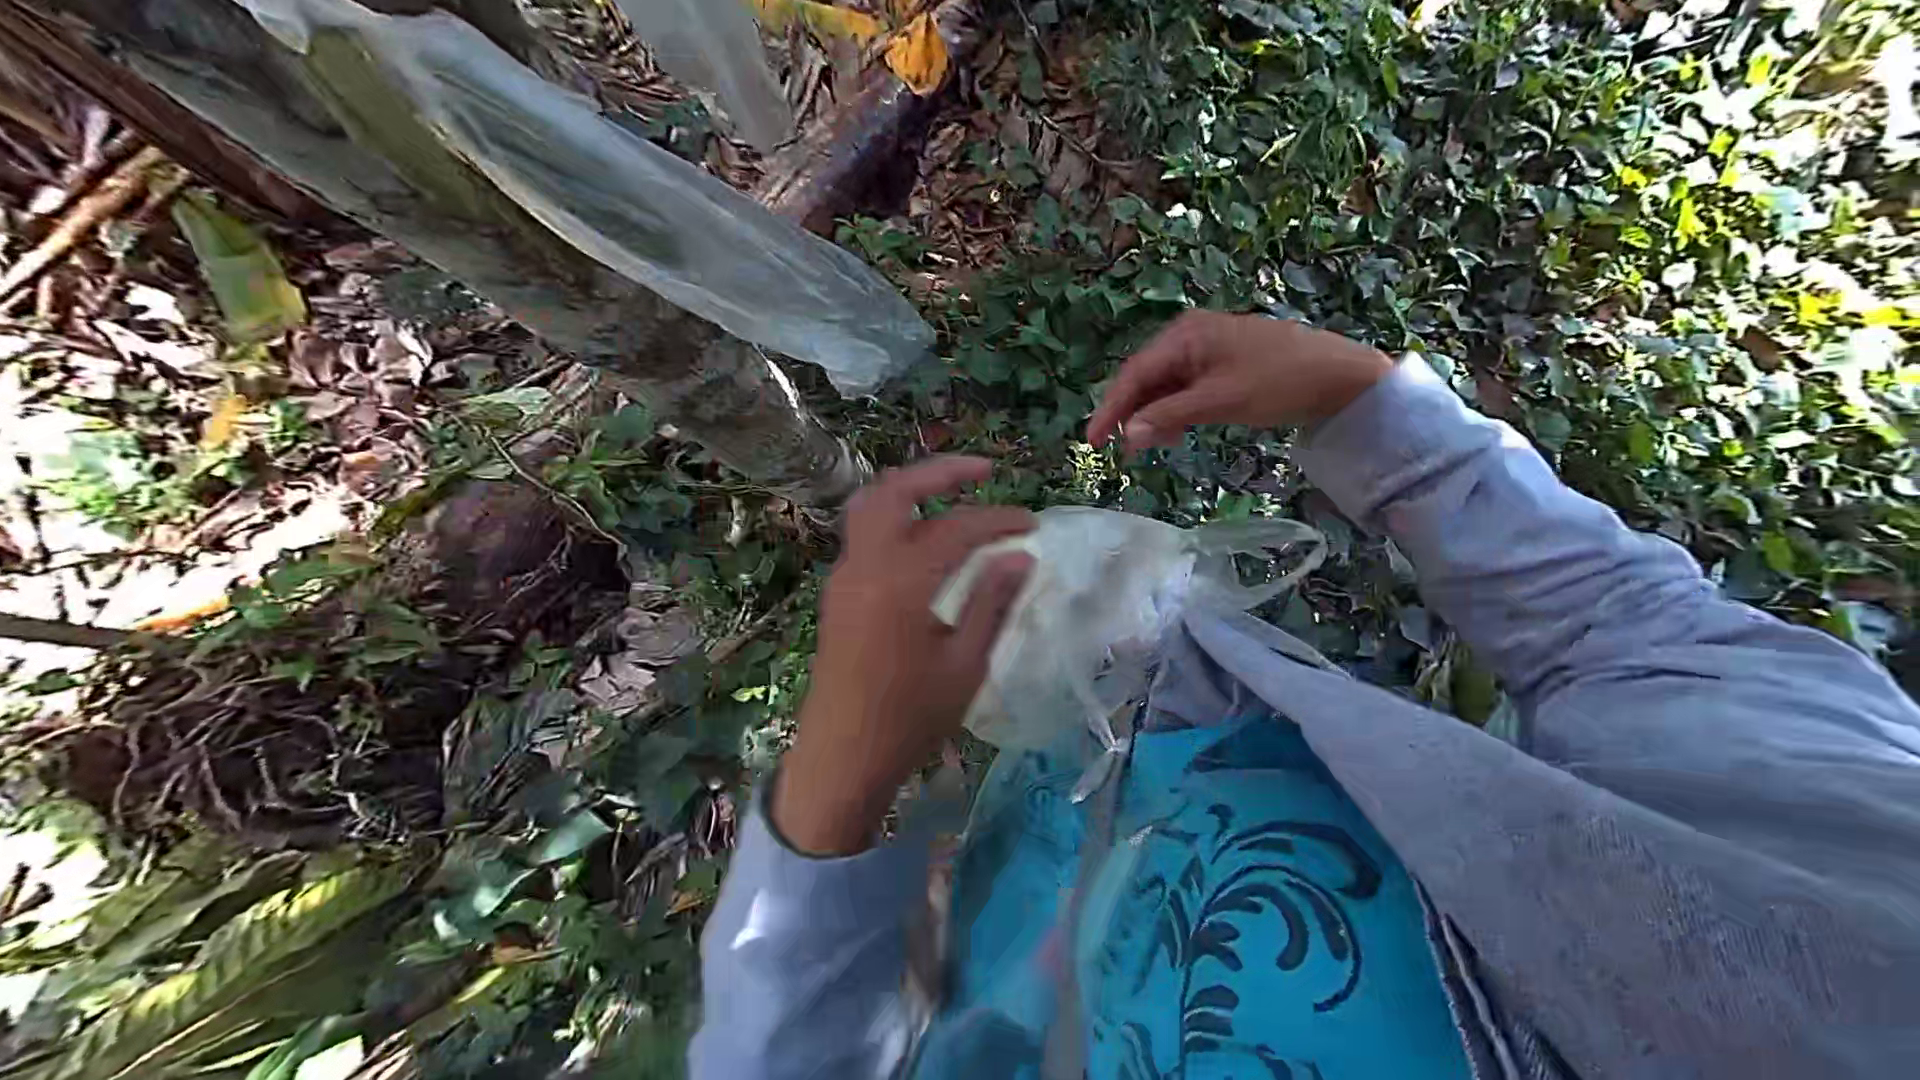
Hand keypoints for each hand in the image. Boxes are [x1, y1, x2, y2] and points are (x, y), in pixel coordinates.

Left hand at [772, 457, 1033, 855]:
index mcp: (901, 581)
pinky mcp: (839, 594)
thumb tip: (1019, 557)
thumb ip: (991, 602)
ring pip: (871, 508)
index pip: (958, 529)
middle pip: (895, 491)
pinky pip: (865, 536)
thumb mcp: (964, 664)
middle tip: (983, 472)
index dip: (999, 520)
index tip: (1032, 523)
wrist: (842, 758)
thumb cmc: (909, 719)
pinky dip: (897, 521)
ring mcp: (845, 577)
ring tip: (953, 495)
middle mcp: (865, 565)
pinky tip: (925, 541)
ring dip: (912, 492)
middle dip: (940, 473)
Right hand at [1086, 311, 1395, 452]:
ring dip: (1154, 418)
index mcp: (1185, 336)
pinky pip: (1183, 390)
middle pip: (1144, 380)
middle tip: (1123, 451)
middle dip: (1132, 415)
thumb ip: (1169, 416)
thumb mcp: (1219, 400)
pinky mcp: (1218, 365)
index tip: (1092, 441)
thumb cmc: (1279, 381)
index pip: (1134, 375)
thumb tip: (1127, 435)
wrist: (1340, 377)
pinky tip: (1178, 433)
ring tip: (1155, 447)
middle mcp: (1188, 337)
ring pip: (1162, 388)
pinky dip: (1175, 413)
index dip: (1110, 410)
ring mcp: (1204, 350)